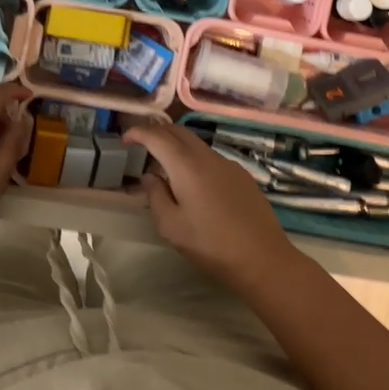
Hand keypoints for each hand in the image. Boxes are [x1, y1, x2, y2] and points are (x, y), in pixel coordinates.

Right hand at [124, 122, 299, 285]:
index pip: (158, 137)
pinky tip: (194, 182)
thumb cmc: (211, 244)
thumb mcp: (171, 226)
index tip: (125, 139)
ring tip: (165, 165)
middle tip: (142, 143)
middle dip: (158, 132)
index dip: (139, 133)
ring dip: (177, 145)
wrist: (262, 258)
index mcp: (187, 166)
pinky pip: (212, 158)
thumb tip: (150, 176)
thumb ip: (156, 196)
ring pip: (197, 144)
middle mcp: (208, 157)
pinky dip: (195, 158)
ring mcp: (229, 165)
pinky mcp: (243, 176)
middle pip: (179, 132)